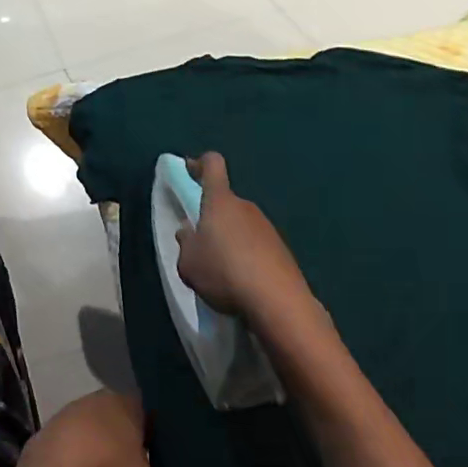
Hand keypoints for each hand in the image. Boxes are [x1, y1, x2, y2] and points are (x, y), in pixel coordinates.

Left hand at [32, 391, 209, 466]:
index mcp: (130, 403)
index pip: (153, 409)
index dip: (162, 429)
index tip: (170, 448)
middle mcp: (104, 397)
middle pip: (126, 416)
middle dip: (135, 439)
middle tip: (148, 463)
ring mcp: (77, 408)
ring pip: (101, 424)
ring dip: (109, 443)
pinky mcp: (56, 424)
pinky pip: (78, 435)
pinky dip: (87, 450)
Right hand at [174, 153, 308, 318]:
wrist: (278, 303)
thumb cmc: (224, 272)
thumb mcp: (188, 263)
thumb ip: (185, 243)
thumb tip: (188, 231)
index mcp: (220, 201)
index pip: (213, 164)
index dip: (200, 164)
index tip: (189, 171)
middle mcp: (246, 207)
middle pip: (226, 201)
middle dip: (213, 217)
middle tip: (201, 244)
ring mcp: (267, 228)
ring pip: (242, 225)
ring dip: (231, 240)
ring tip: (221, 270)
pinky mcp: (282, 251)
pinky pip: (257, 246)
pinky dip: (248, 257)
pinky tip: (242, 282)